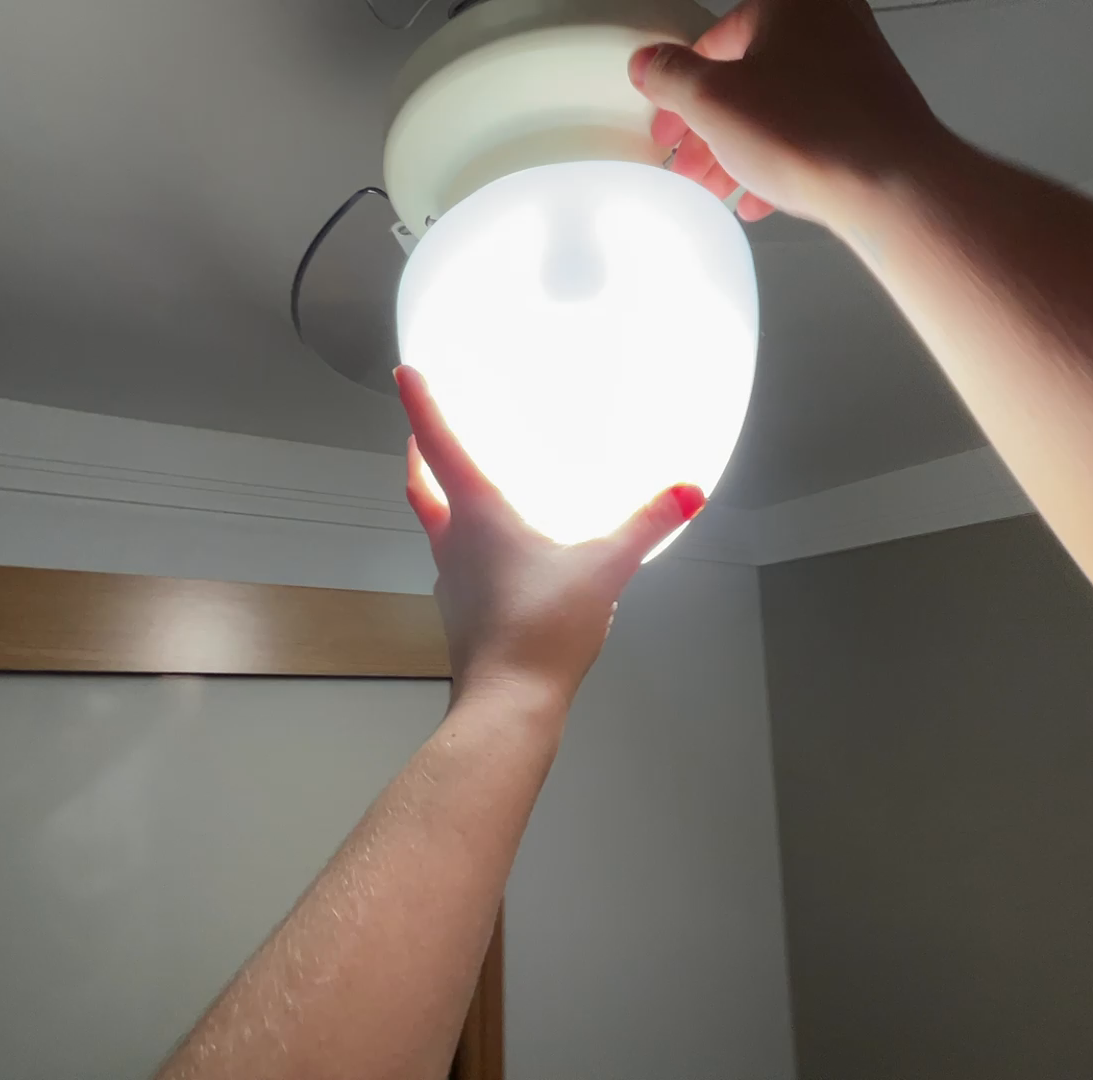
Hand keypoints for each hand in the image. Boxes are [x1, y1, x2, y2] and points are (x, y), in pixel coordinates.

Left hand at [395, 365, 705, 709]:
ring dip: (440, 499)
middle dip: (420, 452)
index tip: (404, 372)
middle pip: (421, 485)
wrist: (510, 701)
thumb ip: (645, 527)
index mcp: (477, 515)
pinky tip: (498, 556)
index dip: (420, 404)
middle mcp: (452, 541)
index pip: (438, 444)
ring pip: (434, 525)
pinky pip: (455, 562)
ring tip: (466, 487)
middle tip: (427, 433)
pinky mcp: (459, 610)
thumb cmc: (544, 626)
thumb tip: (688, 491)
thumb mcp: (603, 569)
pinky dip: (465, 543)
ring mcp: (449, 579)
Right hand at [629, 0, 953, 225]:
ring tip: (717, 186)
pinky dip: (776, 161)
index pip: (714, 40)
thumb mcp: (713, 102)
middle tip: (688, 163)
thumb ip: (672, 77)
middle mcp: (828, 23)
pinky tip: (758, 196)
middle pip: (745, 78)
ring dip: (737, 150)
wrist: (885, 179)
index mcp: (790, 2)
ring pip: (774, 108)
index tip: (667, 123)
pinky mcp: (864, 112)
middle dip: (708, 130)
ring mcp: (851, 68)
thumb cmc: (808, 130)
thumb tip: (649, 62)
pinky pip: (805, 133)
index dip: (680, 91)